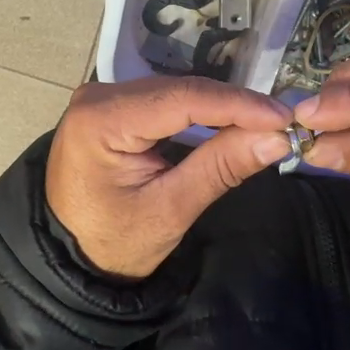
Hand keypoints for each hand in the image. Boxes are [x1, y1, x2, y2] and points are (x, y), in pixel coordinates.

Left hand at [47, 75, 293, 277]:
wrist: (65, 259)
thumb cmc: (112, 243)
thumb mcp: (170, 210)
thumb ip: (220, 167)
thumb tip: (276, 137)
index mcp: (102, 118)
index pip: (182, 98)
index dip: (238, 104)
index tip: (284, 116)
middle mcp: (99, 94)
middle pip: (180, 90)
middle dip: (234, 105)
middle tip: (282, 123)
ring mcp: (103, 96)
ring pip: (176, 90)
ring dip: (221, 106)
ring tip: (265, 123)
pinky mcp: (112, 104)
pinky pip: (164, 99)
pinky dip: (199, 111)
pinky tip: (230, 121)